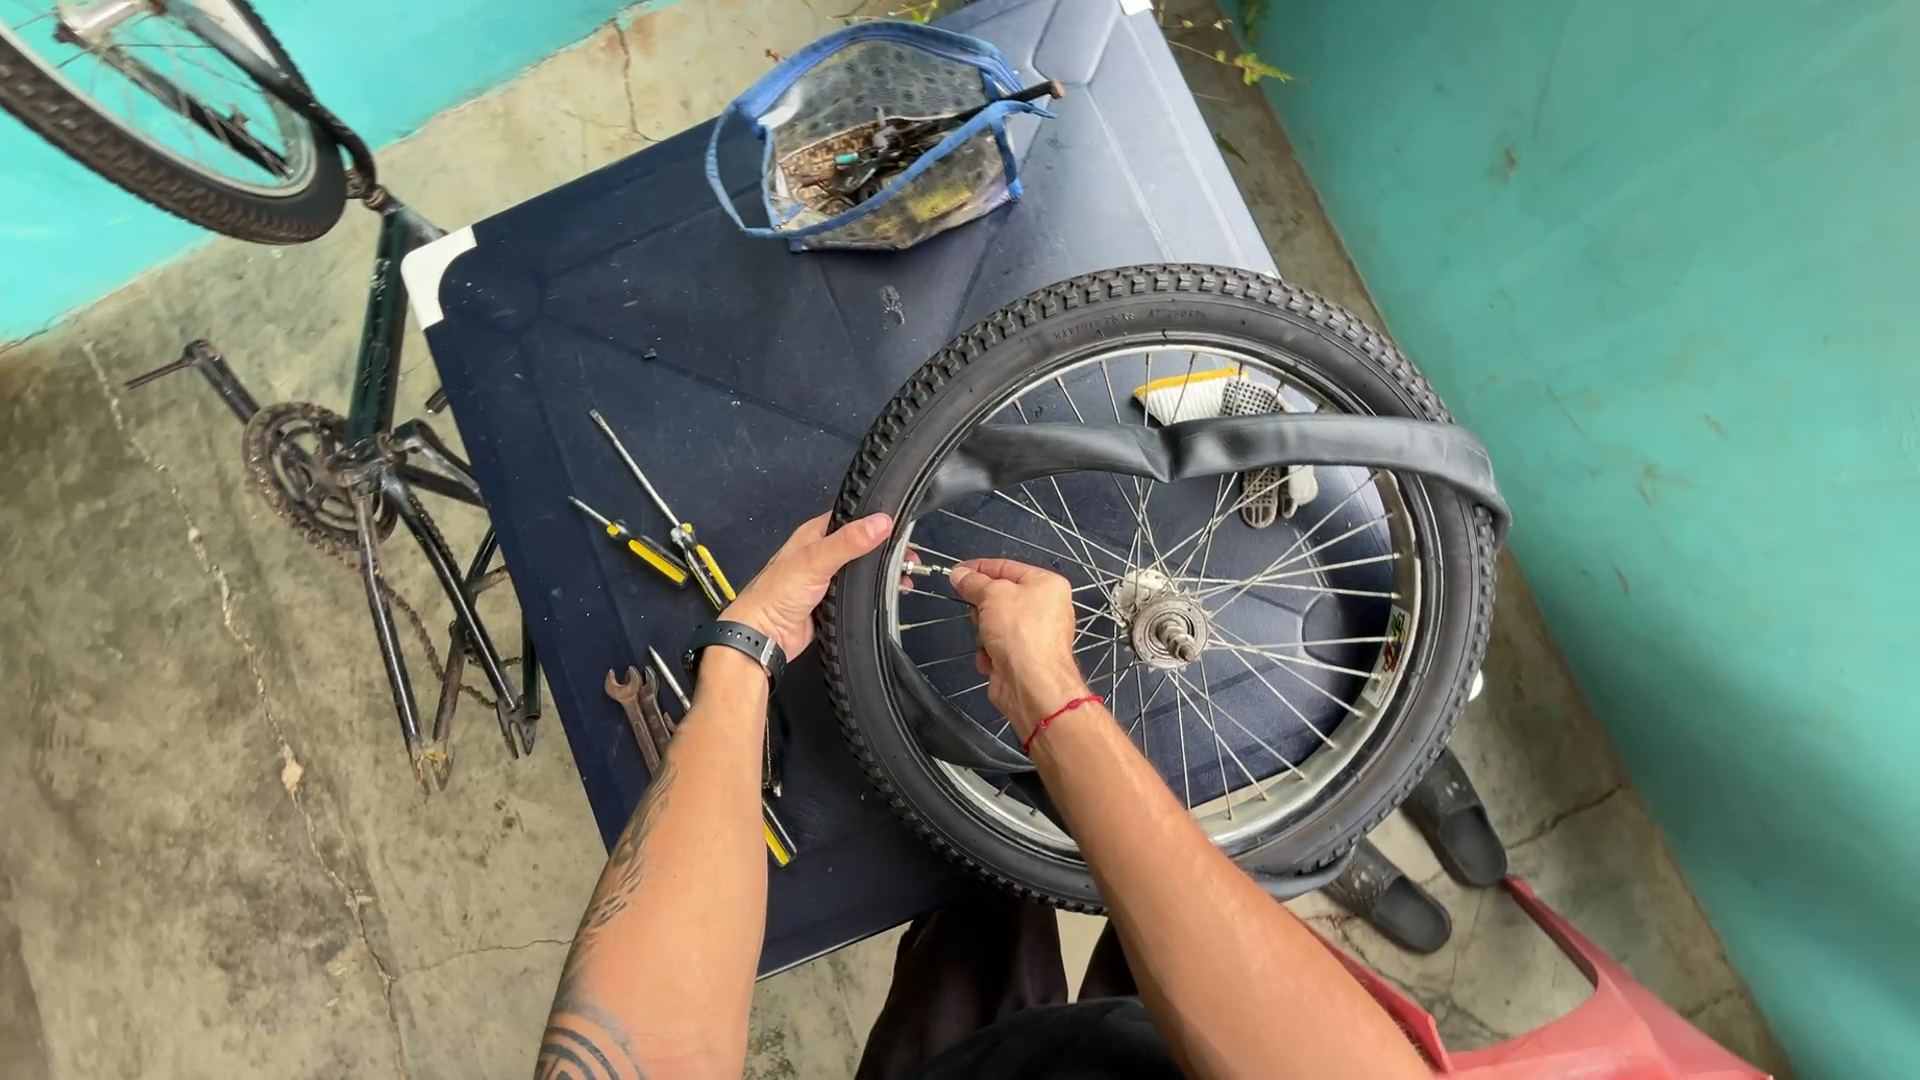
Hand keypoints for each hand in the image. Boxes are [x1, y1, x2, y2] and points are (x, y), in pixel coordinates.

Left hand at [721, 511, 891, 660]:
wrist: (763, 636)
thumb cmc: (777, 594)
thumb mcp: (815, 561)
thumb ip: (849, 542)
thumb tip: (880, 522)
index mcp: (814, 535)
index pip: (850, 518)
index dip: (874, 519)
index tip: (901, 524)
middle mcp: (821, 553)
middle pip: (860, 544)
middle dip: (885, 549)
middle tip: (909, 555)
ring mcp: (827, 578)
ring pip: (861, 569)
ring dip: (882, 572)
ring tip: (906, 575)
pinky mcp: (831, 601)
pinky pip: (858, 592)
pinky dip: (874, 592)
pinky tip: (891, 593)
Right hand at [948, 558, 1090, 737]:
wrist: (1031, 684)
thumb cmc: (1020, 631)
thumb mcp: (992, 595)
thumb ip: (973, 582)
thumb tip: (959, 574)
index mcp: (1047, 584)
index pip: (1007, 567)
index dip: (979, 568)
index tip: (956, 572)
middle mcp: (1045, 608)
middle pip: (1000, 597)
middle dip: (982, 606)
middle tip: (976, 611)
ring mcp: (1034, 635)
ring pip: (994, 623)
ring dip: (984, 632)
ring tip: (987, 639)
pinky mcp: (1022, 658)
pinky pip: (996, 646)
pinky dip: (988, 652)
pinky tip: (992, 659)